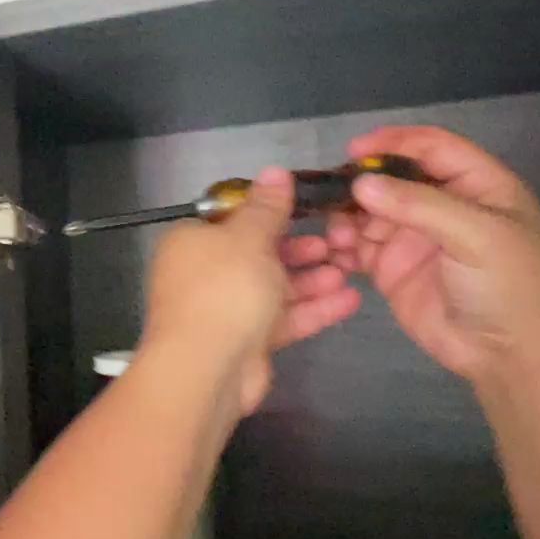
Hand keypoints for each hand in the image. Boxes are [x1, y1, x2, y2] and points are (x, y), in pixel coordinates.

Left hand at [140, 167, 361, 414]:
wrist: (206, 368)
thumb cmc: (223, 289)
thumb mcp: (248, 237)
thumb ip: (266, 207)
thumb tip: (273, 171)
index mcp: (190, 242)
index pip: (228, 218)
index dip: (265, 211)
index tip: (304, 206)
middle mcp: (201, 274)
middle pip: (254, 254)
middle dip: (297, 248)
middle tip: (333, 240)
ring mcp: (222, 309)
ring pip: (271, 287)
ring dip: (310, 279)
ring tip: (347, 269)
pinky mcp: (244, 341)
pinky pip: (281, 319)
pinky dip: (312, 310)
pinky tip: (349, 301)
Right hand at [326, 127, 539, 382]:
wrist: (507, 352)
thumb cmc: (509, 284)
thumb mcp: (476, 235)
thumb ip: (418, 205)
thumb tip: (360, 184)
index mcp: (476, 186)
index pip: (432, 148)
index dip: (394, 142)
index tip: (354, 149)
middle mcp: (441, 207)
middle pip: (391, 179)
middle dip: (360, 184)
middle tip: (331, 195)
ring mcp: (413, 238)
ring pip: (368, 213)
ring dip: (347, 218)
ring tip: (337, 236)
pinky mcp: (391, 269)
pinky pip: (358, 248)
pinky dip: (341, 247)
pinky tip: (334, 253)